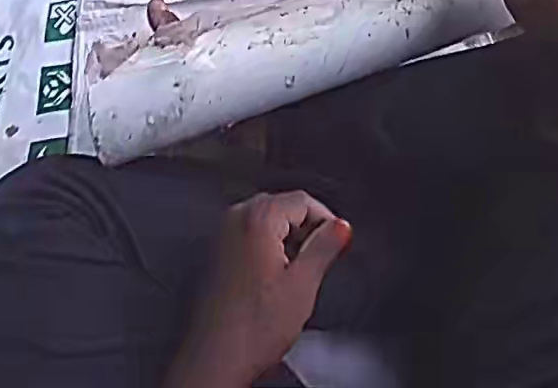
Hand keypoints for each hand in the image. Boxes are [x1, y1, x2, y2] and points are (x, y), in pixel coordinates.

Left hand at [165, 192, 352, 387]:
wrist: (216, 356)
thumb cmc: (252, 327)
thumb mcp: (302, 285)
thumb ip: (324, 248)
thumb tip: (341, 227)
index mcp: (258, 217)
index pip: (302, 200)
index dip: (326, 220)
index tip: (337, 240)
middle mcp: (237, 216)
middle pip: (283, 206)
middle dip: (306, 230)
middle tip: (318, 260)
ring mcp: (224, 231)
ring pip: (267, 220)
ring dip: (287, 239)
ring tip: (295, 275)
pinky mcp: (218, 248)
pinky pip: (250, 233)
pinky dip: (267, 246)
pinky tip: (272, 278)